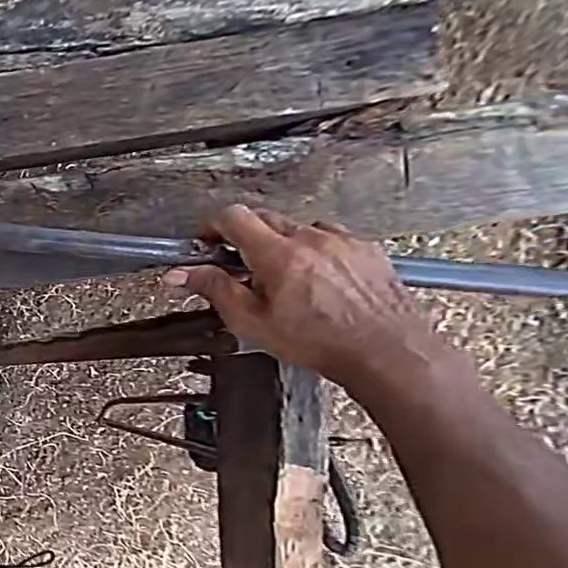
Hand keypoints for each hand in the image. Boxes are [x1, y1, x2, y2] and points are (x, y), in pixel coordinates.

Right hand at [167, 205, 455, 390]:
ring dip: (278, 244)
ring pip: (296, 228)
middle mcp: (313, 239)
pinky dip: (310, 250)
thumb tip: (182, 273)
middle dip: (242, 237)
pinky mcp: (365, 249)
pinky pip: (328, 237)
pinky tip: (310, 279)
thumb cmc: (320, 340)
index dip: (213, 227)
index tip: (206, 242)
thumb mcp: (250, 320)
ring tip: (276, 276)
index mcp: (279, 255)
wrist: (384, 350)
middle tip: (233, 264)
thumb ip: (214, 288)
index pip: (235, 217)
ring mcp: (343, 241)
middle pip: (264, 218)